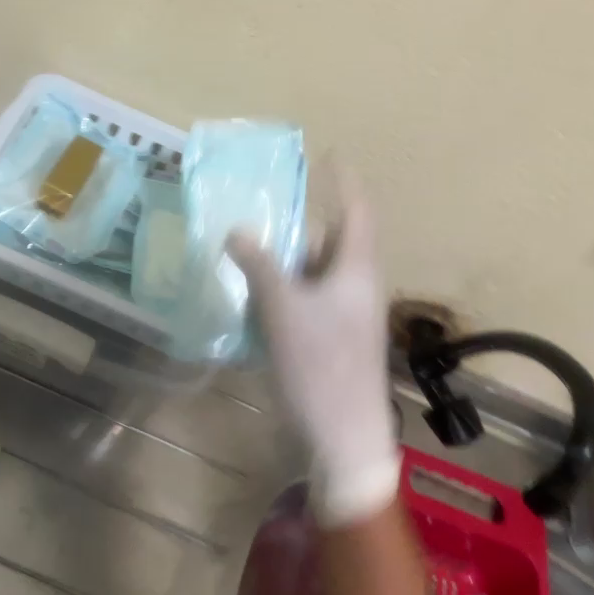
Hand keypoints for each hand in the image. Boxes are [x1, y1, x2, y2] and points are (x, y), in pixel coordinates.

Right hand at [229, 167, 400, 527]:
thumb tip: (236, 231)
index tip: (330, 156)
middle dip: (296, 229)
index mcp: (357, 272)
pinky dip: (281, 296)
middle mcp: (356, 289)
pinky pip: (306, 305)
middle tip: (259, 214)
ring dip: (283, 265)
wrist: (343, 437)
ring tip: (244, 255)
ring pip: (313, 277)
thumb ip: (259, 266)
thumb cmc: (320, 367)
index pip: (356, 212)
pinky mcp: (331, 345)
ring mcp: (345, 319)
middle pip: (329, 245)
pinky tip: (251, 303)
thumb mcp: (283, 309)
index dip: (344, 183)